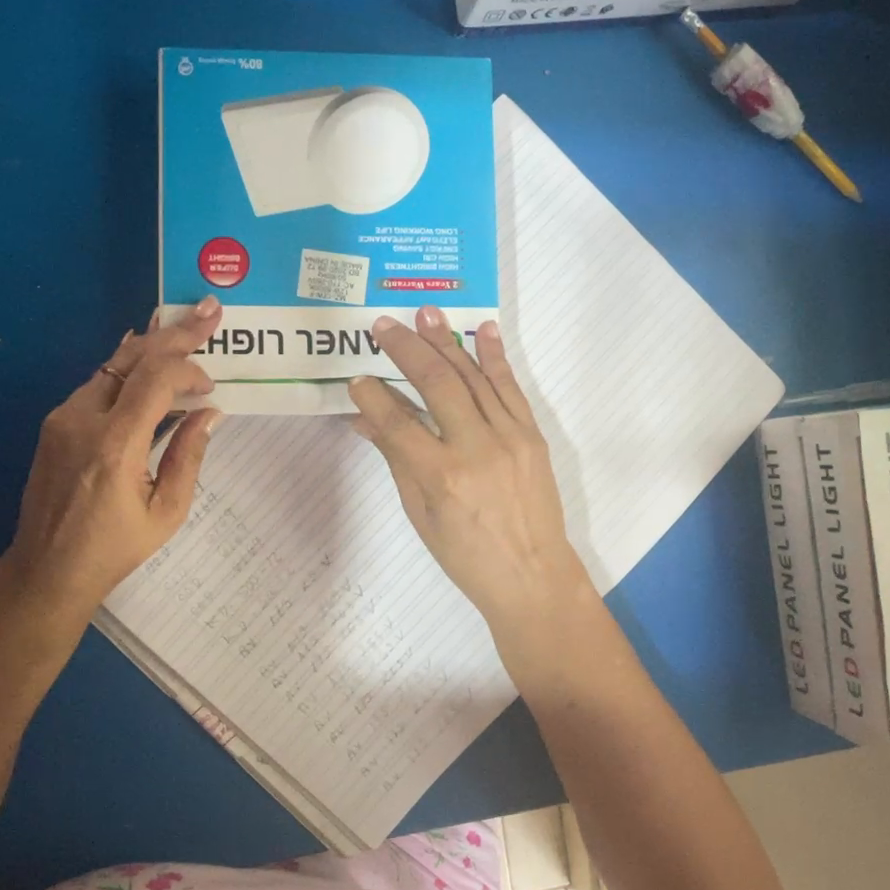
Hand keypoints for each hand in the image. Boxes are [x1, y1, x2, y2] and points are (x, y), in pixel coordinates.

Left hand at [1, 297, 225, 618]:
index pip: (156, 380)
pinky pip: (97, 384)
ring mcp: (62, 418)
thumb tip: (210, 413)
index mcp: (114, 446)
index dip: (189, 369)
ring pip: (111, 365)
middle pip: (131, 357)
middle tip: (208, 311)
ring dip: (150, 348)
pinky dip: (128, 370)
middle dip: (174, 333)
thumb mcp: (165, 512)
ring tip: (182, 328)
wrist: (46, 569)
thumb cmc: (113, 550)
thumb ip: (189, 457)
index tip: (211, 385)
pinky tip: (146, 361)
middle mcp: (82, 420)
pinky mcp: (54, 424)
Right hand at [348, 307, 594, 633]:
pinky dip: (495, 357)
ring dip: (447, 342)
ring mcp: (510, 438)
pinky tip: (482, 330)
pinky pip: (510, 388)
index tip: (356, 378)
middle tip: (383, 325)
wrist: (533, 576)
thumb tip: (365, 421)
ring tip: (425, 313)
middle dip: (407, 350)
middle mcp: (477, 449)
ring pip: (474, 378)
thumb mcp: (421, 514)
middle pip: (437, 385)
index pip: (398, 423)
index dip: (373, 396)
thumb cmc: (466, 556)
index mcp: (442, 477)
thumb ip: (397, 460)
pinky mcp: (532, 436)